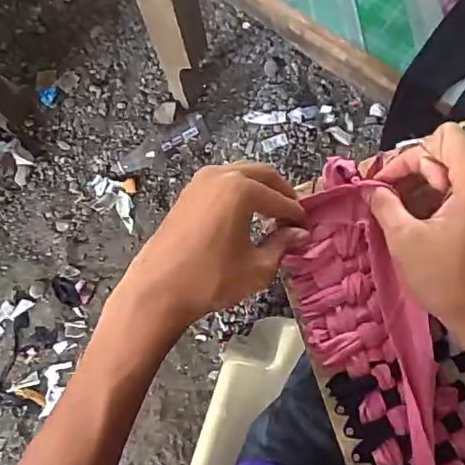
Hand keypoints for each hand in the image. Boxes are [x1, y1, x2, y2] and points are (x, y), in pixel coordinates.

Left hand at [110, 163, 309, 334]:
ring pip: (241, 174)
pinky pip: (222, 183)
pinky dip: (239, 193)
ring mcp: (200, 182)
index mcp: (241, 189)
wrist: (158, 290)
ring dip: (260, 190)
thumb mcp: (257, 267)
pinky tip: (244, 217)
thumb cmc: (210, 280)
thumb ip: (281, 244)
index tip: (306, 229)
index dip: (297, 215)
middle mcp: (220, 176)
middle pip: (263, 175)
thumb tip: (299, 234)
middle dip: (281, 194)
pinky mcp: (187, 193)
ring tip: (270, 217)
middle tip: (292, 218)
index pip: (281, 199)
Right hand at [366, 123, 464, 338]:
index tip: (386, 184)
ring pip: (451, 168)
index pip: (442, 138)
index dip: (409, 156)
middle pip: (446, 151)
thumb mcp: (405, 239)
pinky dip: (436, 196)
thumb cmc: (445, 279)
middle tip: (386, 198)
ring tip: (397, 211)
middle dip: (412, 171)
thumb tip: (368, 187)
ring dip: (421, 184)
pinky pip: (460, 186)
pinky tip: (416, 218)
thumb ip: (384, 204)